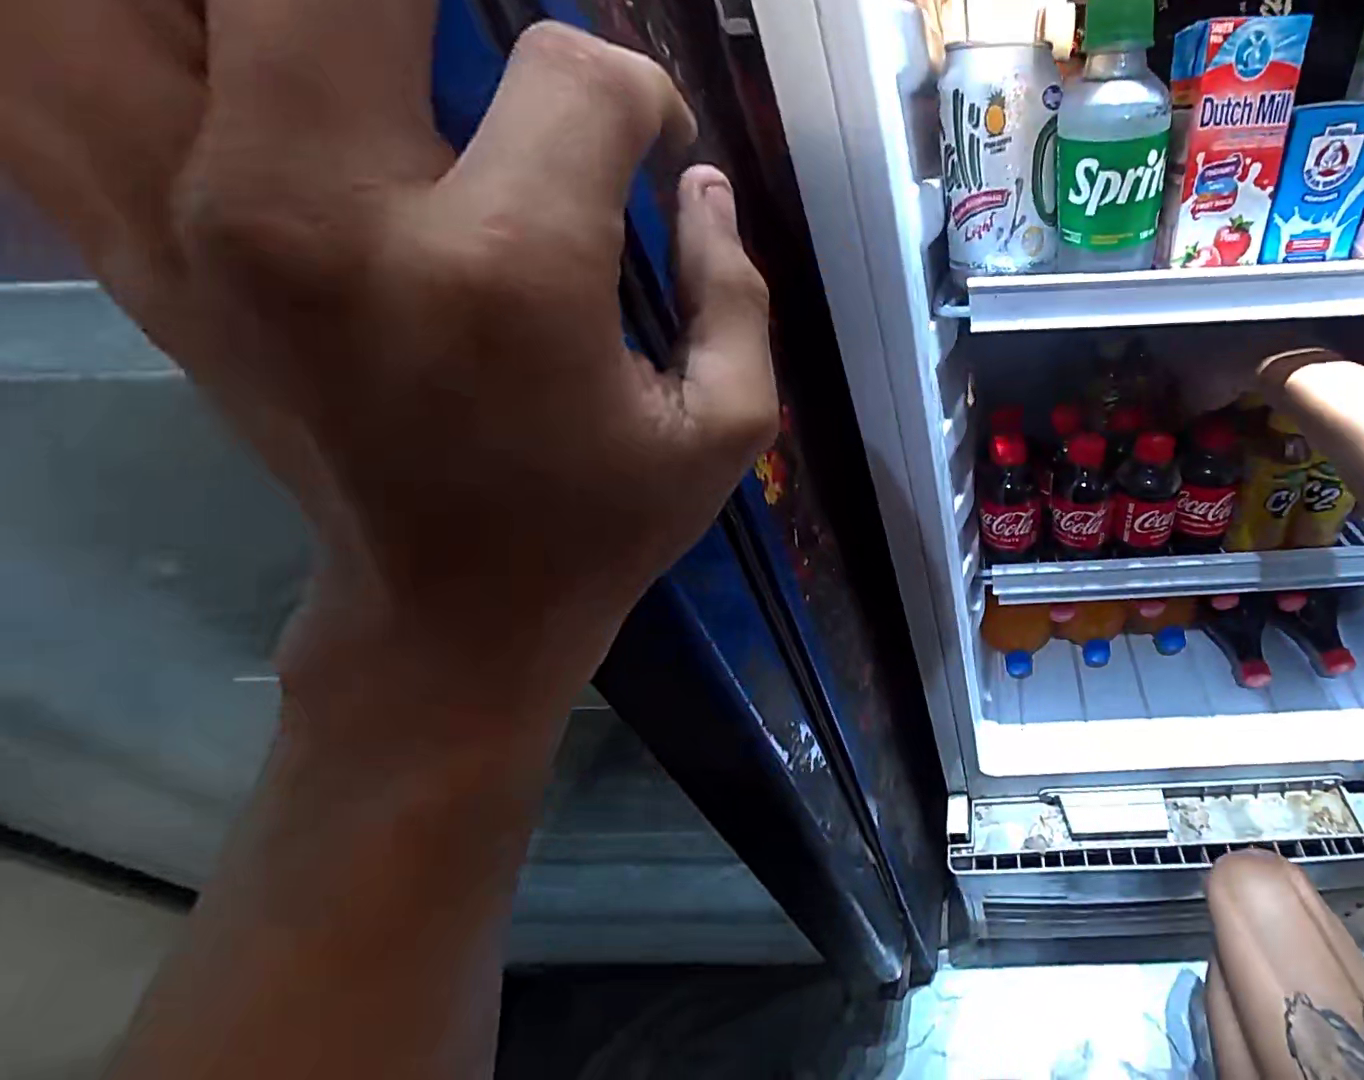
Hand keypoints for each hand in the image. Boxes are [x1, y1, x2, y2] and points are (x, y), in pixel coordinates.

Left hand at [0, 4, 777, 734]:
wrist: (460, 610)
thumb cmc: (610, 522)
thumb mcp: (729, 428)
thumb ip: (737, 293)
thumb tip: (700, 180)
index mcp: (512, 274)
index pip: (576, 80)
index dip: (640, 95)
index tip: (655, 146)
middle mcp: (329, 214)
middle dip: (456, 2)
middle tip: (516, 65)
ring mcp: (196, 219)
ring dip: (284, 15)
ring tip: (374, 61)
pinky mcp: (137, 249)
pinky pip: (34, 61)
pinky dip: (120, 36)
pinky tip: (230, 73)